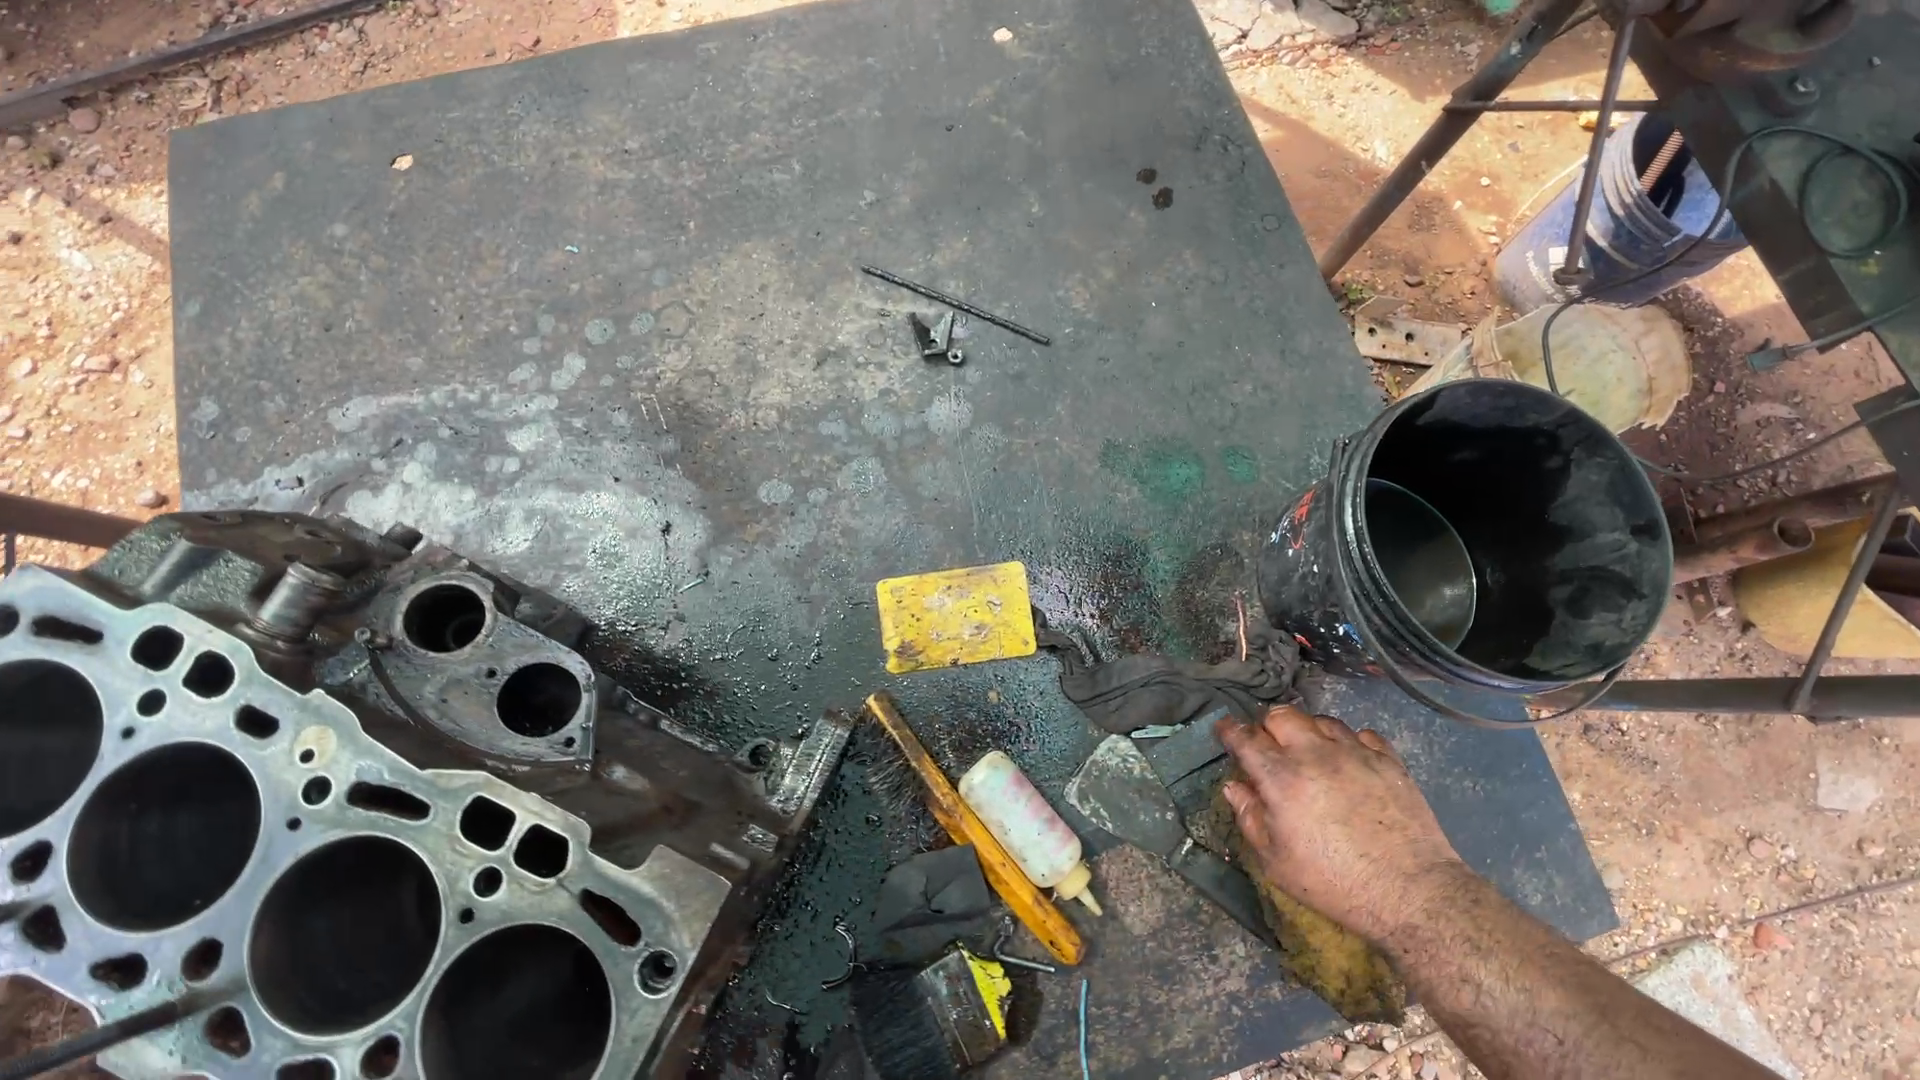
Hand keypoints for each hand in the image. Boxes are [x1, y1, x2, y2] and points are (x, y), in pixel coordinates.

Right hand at [1218, 704, 1470, 945]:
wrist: (1411, 893)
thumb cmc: (1333, 882)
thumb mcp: (1275, 862)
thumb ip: (1250, 817)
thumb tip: (1234, 787)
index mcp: (1281, 777)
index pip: (1245, 738)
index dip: (1229, 731)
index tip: (1225, 731)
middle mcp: (1315, 754)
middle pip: (1282, 715)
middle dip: (1267, 725)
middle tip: (1268, 746)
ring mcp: (1356, 754)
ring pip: (1322, 720)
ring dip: (1308, 731)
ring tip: (1309, 751)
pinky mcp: (1389, 762)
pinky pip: (1362, 734)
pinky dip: (1348, 742)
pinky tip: (1348, 760)